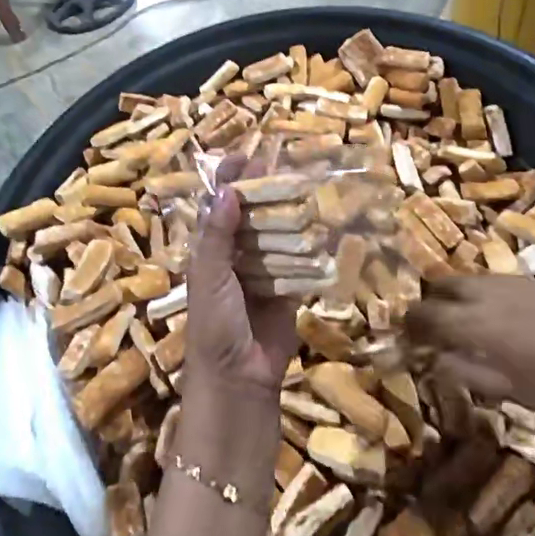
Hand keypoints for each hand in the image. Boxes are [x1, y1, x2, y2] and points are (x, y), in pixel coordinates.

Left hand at [186, 157, 298, 396]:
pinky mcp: (288, 292)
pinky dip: (309, 246)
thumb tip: (228, 189)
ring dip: (290, 213)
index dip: (229, 180)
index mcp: (209, 250)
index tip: (246, 155)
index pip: (218, 206)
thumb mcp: (209, 276)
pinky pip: (299, 263)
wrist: (238, 380)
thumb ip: (217, 235)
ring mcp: (262, 273)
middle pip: (251, 215)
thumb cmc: (214, 324)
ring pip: (276, 234)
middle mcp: (235, 256)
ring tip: (310, 183)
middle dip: (265, 190)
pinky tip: (325, 223)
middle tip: (287, 163)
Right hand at [404, 276, 534, 435]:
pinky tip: (499, 316)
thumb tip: (432, 359)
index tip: (405, 336)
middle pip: (442, 286)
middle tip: (431, 326)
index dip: (409, 324)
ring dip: (456, 296)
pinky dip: (482, 294)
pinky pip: (493, 281)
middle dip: (430, 303)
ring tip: (462, 320)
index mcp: (473, 322)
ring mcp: (512, 283)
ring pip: (468, 279)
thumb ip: (464, 371)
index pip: (424, 313)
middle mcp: (485, 293)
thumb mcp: (508, 391)